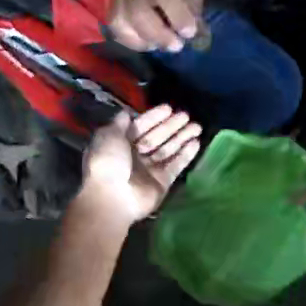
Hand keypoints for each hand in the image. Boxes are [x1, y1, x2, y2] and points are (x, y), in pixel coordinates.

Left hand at [78, 104, 202, 223]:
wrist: (112, 196)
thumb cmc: (108, 162)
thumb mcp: (109, 136)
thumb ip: (119, 124)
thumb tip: (126, 114)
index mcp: (120, 144)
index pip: (140, 127)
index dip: (154, 117)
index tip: (168, 108)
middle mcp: (135, 156)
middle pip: (156, 138)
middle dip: (171, 126)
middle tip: (186, 116)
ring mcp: (149, 170)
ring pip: (168, 150)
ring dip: (182, 138)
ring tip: (197, 127)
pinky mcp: (162, 183)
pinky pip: (175, 166)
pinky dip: (185, 155)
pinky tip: (196, 143)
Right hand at [107, 0, 204, 52]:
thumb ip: (193, 3)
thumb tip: (195, 33)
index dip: (178, 16)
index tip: (189, 33)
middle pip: (139, 13)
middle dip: (160, 36)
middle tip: (177, 46)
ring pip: (125, 26)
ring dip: (149, 41)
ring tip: (166, 42)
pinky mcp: (111, 13)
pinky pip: (121, 35)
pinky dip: (139, 43)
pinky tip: (152, 40)